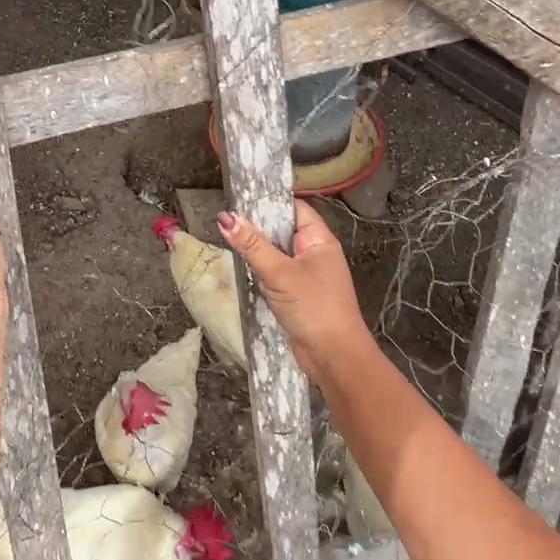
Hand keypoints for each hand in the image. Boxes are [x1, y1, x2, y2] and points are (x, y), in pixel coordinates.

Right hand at [218, 199, 372, 379]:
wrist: (334, 358)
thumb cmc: (313, 308)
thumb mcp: (279, 272)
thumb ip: (251, 245)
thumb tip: (225, 217)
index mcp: (319, 240)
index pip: (293, 208)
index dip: (269, 202)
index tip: (239, 200)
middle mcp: (314, 253)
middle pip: (282, 230)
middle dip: (258, 227)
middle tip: (227, 221)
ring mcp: (306, 275)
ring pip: (276, 253)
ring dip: (257, 250)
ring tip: (228, 241)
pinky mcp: (297, 294)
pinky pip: (275, 273)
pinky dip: (260, 270)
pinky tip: (242, 269)